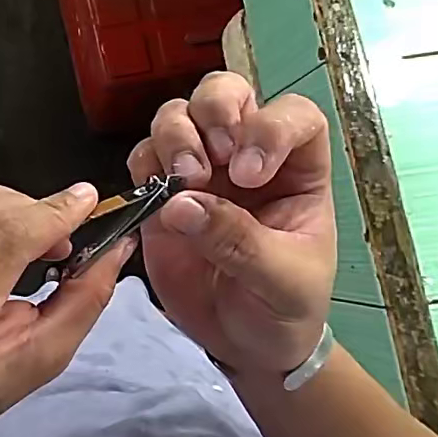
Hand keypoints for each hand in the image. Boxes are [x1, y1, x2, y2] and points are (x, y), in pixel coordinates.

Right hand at [127, 72, 335, 374]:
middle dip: (212, 111)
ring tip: (181, 180)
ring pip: (177, 115)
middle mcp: (243, 157)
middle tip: (208, 157)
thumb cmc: (283, 310)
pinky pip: (142, 156)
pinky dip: (142, 165)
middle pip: (225, 93)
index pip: (293, 116)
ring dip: (173, 136)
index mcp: (295, 171)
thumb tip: (181, 204)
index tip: (248, 176)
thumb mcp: (282, 282)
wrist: (240, 343)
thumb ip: (239, 242)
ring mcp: (198, 171)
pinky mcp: (159, 193)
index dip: (269, 128)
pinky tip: (153, 194)